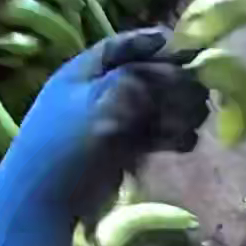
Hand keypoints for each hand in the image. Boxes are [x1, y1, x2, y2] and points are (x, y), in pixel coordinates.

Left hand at [0, 29, 208, 245]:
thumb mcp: (98, 103)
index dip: (151, 44)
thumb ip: (136, 81)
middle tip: (199, 92)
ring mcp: (115, 122)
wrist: (46, 201)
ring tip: (193, 122)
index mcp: (85, 73)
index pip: (122, 47)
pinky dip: (173, 136)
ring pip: (158, 107)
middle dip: (175, 83)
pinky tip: (185, 143)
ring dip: (179, 112)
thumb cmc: (65, 147)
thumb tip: (174, 71)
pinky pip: (158, 134)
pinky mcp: (126, 148)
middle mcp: (102, 92)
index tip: (184, 48)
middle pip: (148, 76)